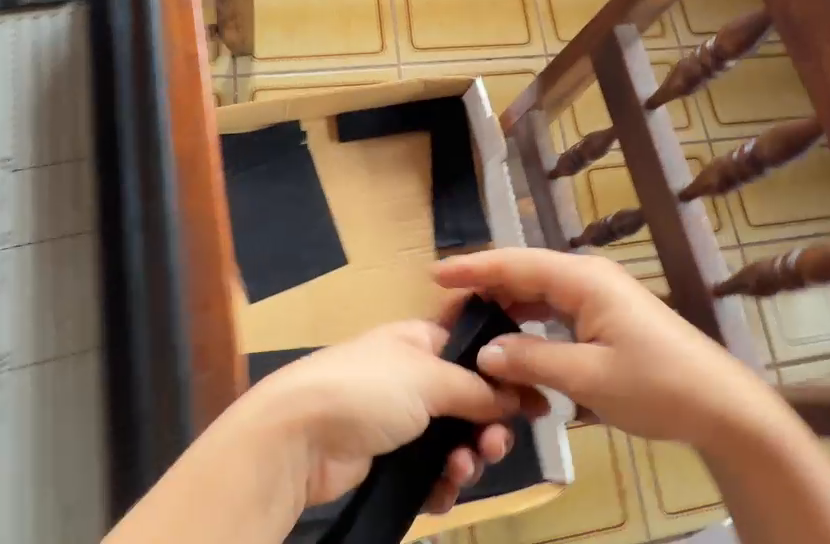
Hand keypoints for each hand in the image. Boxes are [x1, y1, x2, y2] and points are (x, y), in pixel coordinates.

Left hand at [240, 321, 521, 513]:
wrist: (298, 437)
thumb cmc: (366, 388)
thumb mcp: (427, 377)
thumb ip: (476, 387)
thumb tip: (518, 393)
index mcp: (420, 341)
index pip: (472, 350)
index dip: (502, 372)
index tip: (531, 397)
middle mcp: (414, 377)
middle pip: (469, 401)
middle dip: (488, 425)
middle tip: (495, 445)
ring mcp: (400, 421)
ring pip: (455, 440)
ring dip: (468, 457)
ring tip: (462, 467)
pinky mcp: (389, 461)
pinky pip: (431, 472)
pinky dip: (443, 482)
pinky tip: (443, 489)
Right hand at [436, 249, 767, 448]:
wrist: (719, 404)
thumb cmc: (656, 385)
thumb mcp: (588, 377)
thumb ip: (532, 360)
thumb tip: (484, 352)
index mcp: (583, 279)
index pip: (516, 263)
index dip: (474, 267)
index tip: (435, 274)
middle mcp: (588, 277)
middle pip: (524, 273)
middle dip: (484, 286)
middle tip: (444, 309)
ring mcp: (599, 296)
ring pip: (538, 292)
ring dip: (505, 306)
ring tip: (468, 323)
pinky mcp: (606, 317)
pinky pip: (555, 310)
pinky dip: (529, 321)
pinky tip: (511, 340)